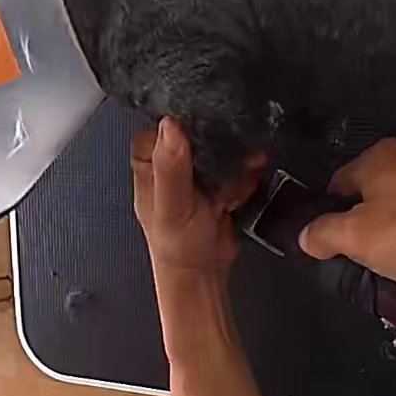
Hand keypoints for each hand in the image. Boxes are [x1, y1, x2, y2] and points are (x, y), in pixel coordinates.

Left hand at [131, 117, 263, 275]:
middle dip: (217, 142)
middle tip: (230, 150)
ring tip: (240, 173)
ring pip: (220, 151)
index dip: (186, 122)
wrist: (204, 273)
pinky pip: (237, 171)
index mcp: (150, 162)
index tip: (205, 124)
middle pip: (197, 134)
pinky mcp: (219, 187)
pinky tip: (245, 185)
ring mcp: (197, 175)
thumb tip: (171, 128)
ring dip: (235, 161)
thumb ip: (171, 167)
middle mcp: (172, 164)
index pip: (165, 125)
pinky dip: (245, 177)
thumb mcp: (172, 205)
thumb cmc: (177, 247)